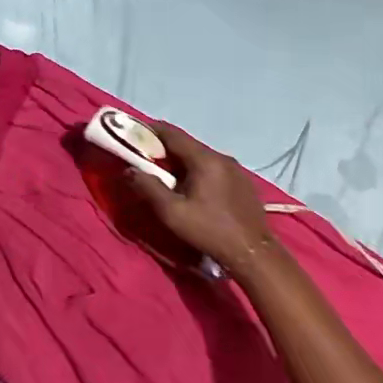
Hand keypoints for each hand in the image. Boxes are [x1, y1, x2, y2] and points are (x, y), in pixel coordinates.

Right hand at [128, 122, 277, 274]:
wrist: (253, 252)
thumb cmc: (209, 231)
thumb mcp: (172, 213)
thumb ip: (149, 188)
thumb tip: (129, 170)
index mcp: (205, 159)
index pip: (173, 134)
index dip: (151, 130)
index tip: (135, 133)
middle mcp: (222, 157)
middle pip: (188, 145)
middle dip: (165, 149)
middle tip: (147, 159)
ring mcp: (236, 169)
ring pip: (202, 157)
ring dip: (183, 162)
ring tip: (168, 176)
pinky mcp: (243, 182)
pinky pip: (215, 168)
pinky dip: (199, 171)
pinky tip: (194, 189)